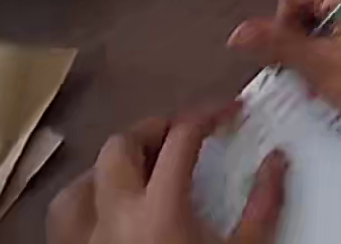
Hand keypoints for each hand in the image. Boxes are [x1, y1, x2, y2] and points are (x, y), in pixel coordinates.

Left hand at [47, 106, 284, 243]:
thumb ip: (263, 205)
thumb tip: (278, 159)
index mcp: (160, 207)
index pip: (183, 135)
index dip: (209, 113)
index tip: (230, 114)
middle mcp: (114, 218)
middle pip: (120, 146)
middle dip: (153, 130)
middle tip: (181, 135)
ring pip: (79, 186)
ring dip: (109, 170)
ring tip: (139, 172)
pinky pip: (62, 227)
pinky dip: (85, 207)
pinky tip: (110, 217)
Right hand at [227, 0, 340, 131]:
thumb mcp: (320, 66)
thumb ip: (278, 45)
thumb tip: (236, 31)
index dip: (283, 20)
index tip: (292, 53)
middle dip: (297, 33)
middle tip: (307, 69)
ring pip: (319, 14)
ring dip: (312, 43)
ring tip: (322, 76)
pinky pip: (337, 24)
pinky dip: (328, 46)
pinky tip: (336, 74)